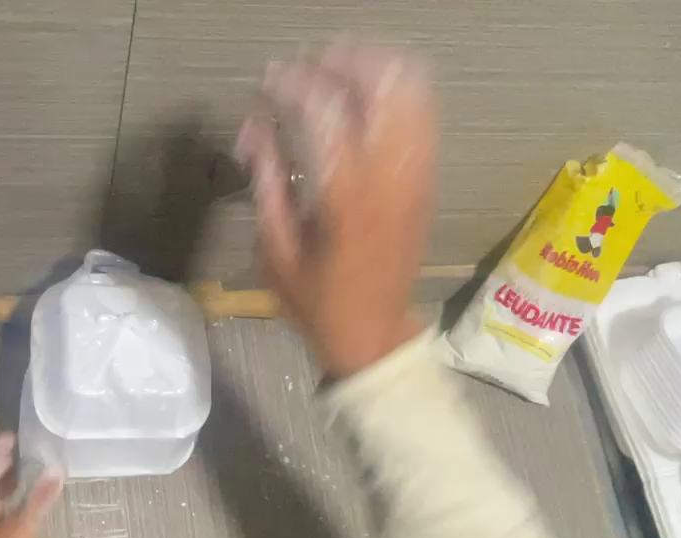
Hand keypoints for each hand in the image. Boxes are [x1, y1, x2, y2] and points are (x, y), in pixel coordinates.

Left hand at [0, 435, 63, 537]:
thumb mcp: (23, 530)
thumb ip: (39, 499)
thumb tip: (56, 469)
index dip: (1, 445)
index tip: (18, 436)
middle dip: (3, 462)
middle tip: (24, 454)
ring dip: (4, 483)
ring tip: (25, 479)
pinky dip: (4, 502)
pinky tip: (18, 513)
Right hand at [235, 42, 437, 378]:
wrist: (373, 332)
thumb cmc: (316, 302)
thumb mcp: (275, 252)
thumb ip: (266, 183)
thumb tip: (253, 129)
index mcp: (345, 197)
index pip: (324, 111)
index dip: (295, 84)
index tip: (269, 78)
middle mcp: (389, 175)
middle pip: (380, 84)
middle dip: (342, 62)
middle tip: (308, 67)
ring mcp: (416, 173)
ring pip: (411, 89)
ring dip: (374, 68)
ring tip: (338, 70)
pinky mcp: (428, 177)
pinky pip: (423, 112)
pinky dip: (397, 90)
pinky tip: (369, 96)